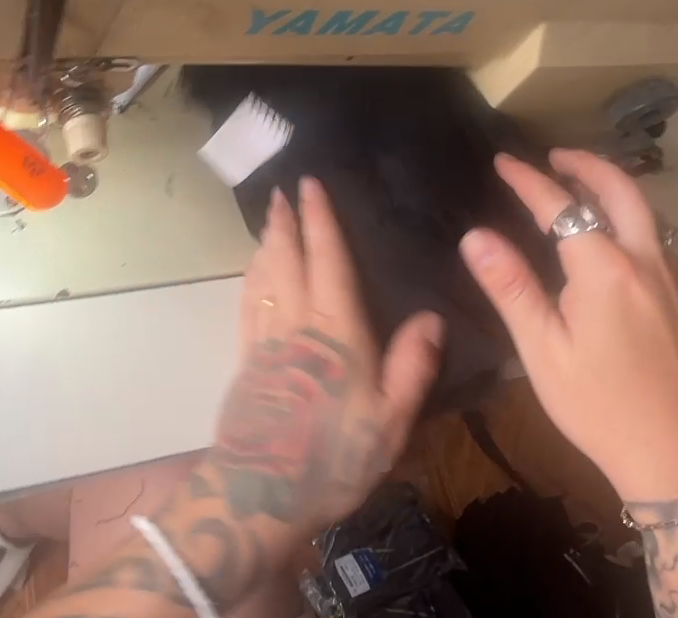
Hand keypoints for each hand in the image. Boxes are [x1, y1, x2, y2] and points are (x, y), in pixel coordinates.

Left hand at [200, 178, 444, 553]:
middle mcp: (297, 320)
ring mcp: (266, 337)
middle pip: (288, 257)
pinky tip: (254, 270)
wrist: (263, 492)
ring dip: (267, 241)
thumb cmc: (335, 455)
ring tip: (269, 218)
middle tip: (281, 191)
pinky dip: (251, 276)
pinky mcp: (245, 357)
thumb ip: (412, 365)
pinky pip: (247, 302)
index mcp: (336, 328)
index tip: (310, 185)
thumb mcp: (391, 419)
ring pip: (264, 274)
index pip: (327, 258)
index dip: (319, 219)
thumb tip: (432, 316)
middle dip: (285, 220)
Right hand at [458, 150, 677, 502]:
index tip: (503, 160)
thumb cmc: (601, 407)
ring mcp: (672, 280)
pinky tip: (614, 234)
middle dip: (586, 164)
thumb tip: (475, 236)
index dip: (527, 179)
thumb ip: (511, 287)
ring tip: (580, 184)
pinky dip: (631, 213)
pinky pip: (657, 235)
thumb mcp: (542, 352)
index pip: (560, 207)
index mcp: (604, 269)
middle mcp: (645, 261)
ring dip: (612, 186)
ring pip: (647, 211)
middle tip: (554, 155)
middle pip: (621, 190)